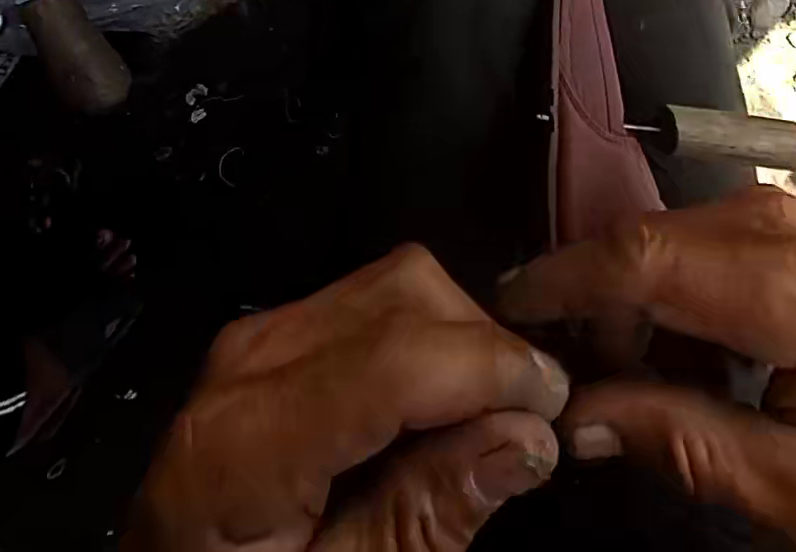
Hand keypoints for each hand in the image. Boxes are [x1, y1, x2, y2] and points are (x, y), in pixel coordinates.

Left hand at [131, 245, 569, 551]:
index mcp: (243, 442)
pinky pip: (376, 296)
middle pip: (401, 294)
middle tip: (520, 417)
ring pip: (397, 279)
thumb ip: (430, 516)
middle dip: (482, 343)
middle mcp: (250, 358)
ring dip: (461, 333)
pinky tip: (438, 392)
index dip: (487, 365)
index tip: (552, 399)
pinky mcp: (280, 326)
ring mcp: (262, 331)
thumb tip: (528, 438)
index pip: (390, 360)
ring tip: (481, 407)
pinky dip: (429, 332)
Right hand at [498, 187, 795, 551]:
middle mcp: (776, 226)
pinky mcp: (791, 232)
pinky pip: (695, 246)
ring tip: (633, 380)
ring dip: (631, 305)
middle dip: (594, 306)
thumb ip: (683, 443)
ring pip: (662, 243)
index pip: (634, 259)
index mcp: (786, 285)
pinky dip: (666, 296)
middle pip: (641, 244)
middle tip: (578, 378)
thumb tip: (581, 416)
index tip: (509, 308)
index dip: (560, 282)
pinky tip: (684, 357)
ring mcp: (785, 220)